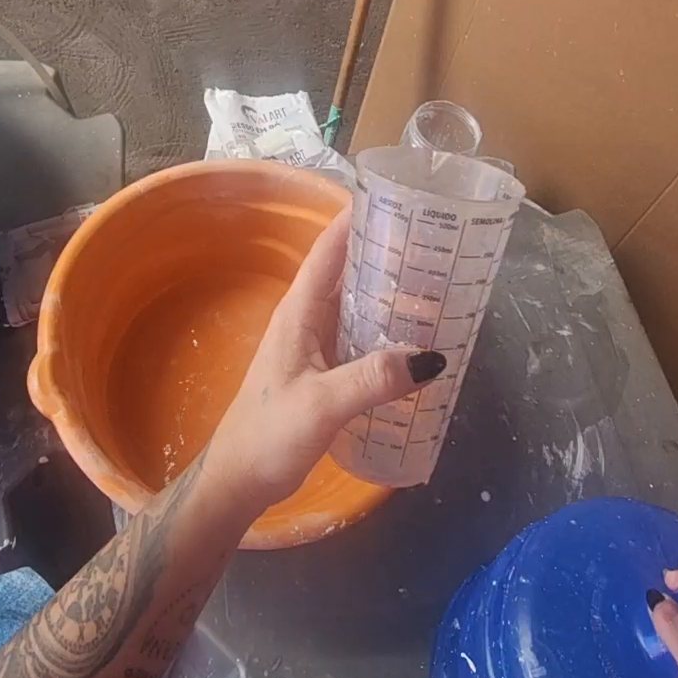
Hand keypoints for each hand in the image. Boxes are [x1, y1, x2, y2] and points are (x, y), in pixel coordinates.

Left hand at [200, 211, 443, 514]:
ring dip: (389, 286)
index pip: (329, 249)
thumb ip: (373, 380)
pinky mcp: (326, 367)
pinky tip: (418, 334)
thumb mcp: (323, 405)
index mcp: (300, 311)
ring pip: (357, 300)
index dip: (356, 218)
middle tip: (437, 239)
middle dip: (385, 248)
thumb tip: (433, 356)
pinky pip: (362, 331)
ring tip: (438, 278)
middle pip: (348, 268)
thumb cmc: (269, 435)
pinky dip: (388, 324)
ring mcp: (316, 342)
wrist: (240, 479)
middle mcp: (308, 317)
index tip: (396, 198)